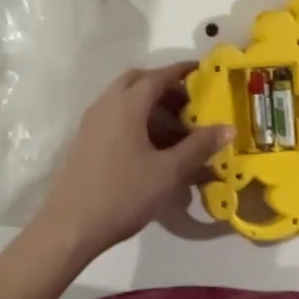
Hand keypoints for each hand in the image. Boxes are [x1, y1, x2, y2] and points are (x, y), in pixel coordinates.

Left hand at [35, 62, 232, 257]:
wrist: (71, 226)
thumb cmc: (123, 194)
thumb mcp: (168, 172)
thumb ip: (199, 147)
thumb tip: (228, 127)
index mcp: (126, 104)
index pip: (158, 76)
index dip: (181, 72)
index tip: (203, 71)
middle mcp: (106, 104)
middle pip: (137, 82)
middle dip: (164, 87)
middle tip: (189, 104)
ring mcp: (92, 122)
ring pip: (124, 99)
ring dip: (150, 105)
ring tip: (176, 130)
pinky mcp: (86, 140)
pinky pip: (115, 116)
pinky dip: (136, 119)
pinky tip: (151, 148)